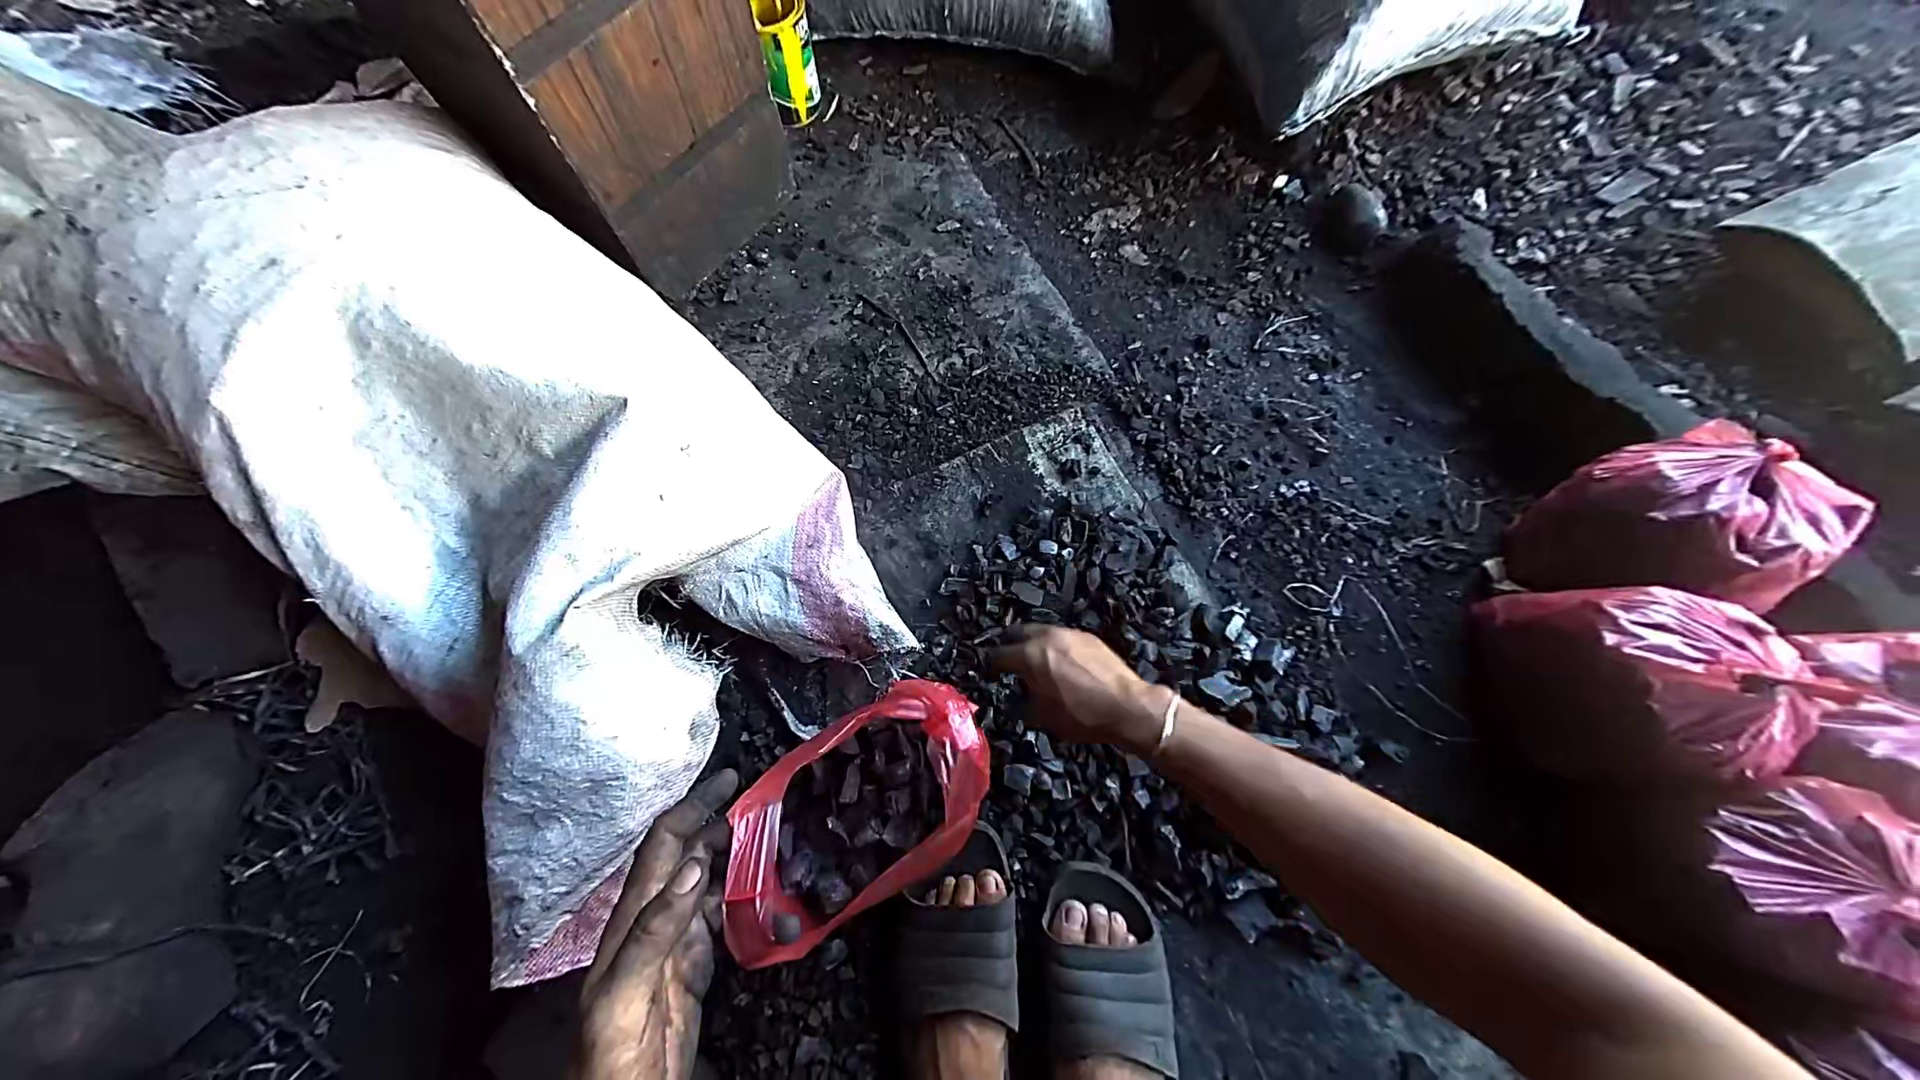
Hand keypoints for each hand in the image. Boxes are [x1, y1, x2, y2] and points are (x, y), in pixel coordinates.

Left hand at [572, 769, 738, 1079]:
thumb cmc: (610, 1056)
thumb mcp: (624, 994)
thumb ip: (655, 931)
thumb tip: (696, 865)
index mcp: (634, 916)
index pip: (665, 844)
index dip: (693, 806)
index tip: (729, 779)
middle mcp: (658, 916)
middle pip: (691, 853)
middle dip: (723, 821)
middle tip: (765, 804)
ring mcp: (679, 939)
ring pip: (711, 879)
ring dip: (738, 853)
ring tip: (772, 836)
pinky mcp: (696, 962)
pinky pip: (724, 914)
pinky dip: (746, 893)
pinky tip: (766, 888)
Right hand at [988, 626, 1167, 755]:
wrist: (1129, 707)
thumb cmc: (1084, 716)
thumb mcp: (1043, 718)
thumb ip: (1023, 703)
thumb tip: (1016, 699)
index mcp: (1030, 656)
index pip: (998, 655)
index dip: (990, 665)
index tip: (989, 672)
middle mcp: (1046, 637)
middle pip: (1017, 633)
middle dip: (1008, 645)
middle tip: (1006, 660)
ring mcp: (1069, 634)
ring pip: (1040, 631)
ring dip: (1031, 643)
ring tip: (1032, 659)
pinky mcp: (1087, 637)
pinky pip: (1061, 636)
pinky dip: (1053, 645)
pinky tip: (1058, 661)